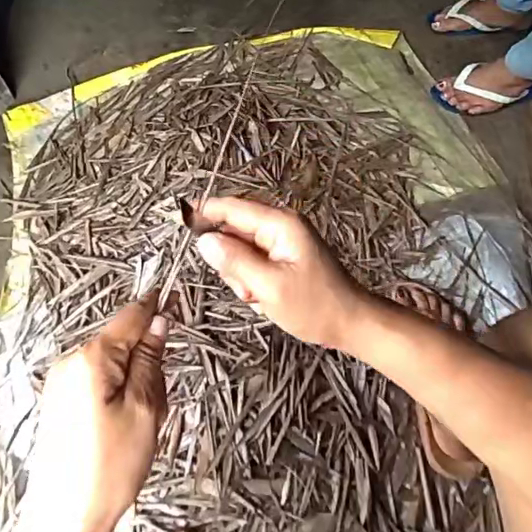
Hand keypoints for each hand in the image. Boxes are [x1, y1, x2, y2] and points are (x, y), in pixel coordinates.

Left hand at [26, 296, 169, 531]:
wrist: (62, 525)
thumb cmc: (108, 470)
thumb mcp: (145, 410)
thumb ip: (151, 361)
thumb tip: (159, 321)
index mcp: (90, 358)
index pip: (131, 317)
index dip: (157, 307)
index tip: (177, 297)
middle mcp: (69, 363)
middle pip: (122, 343)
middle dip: (146, 362)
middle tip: (156, 406)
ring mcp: (59, 384)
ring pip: (112, 365)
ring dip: (133, 383)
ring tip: (137, 428)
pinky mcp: (58, 404)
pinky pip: (96, 384)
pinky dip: (116, 396)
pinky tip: (120, 432)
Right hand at [191, 197, 369, 348]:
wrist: (350, 323)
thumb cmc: (315, 306)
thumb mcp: (269, 286)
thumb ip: (235, 261)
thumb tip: (205, 241)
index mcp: (281, 224)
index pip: (234, 208)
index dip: (206, 211)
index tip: (181, 218)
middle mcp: (281, 226)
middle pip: (235, 231)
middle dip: (230, 260)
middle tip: (245, 288)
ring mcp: (283, 242)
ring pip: (241, 250)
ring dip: (241, 275)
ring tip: (259, 296)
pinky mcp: (284, 257)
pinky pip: (254, 262)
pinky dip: (252, 281)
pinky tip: (264, 298)